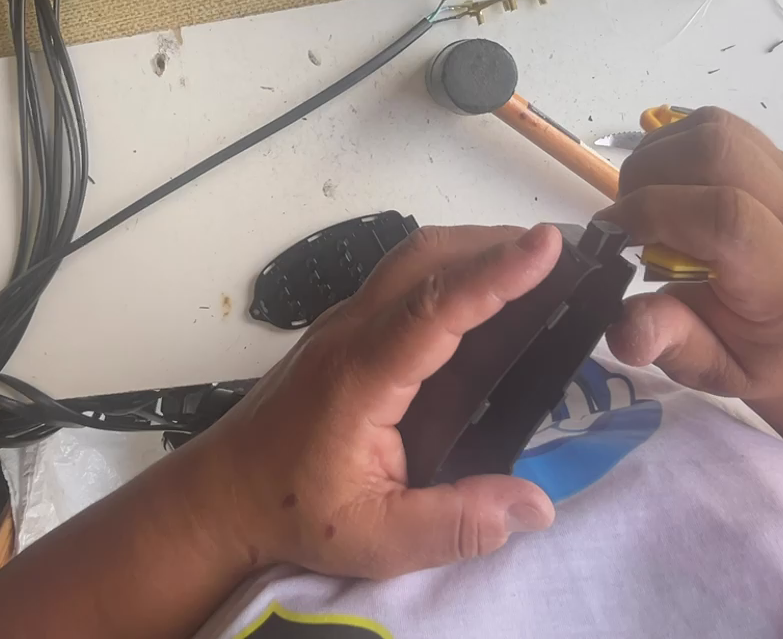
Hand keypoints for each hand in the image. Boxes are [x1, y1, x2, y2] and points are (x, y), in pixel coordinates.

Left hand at [168, 225, 560, 579]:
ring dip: (470, 250)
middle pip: (423, 258)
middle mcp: (352, 331)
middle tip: (557, 255)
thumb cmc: (291, 508)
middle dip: (492, 243)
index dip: (494, 274)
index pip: (435, 307)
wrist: (225, 488)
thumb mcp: (375, 538)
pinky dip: (449, 272)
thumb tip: (537, 505)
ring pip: (411, 261)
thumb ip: (455, 524)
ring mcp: (345, 323)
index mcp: (361, 374)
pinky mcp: (347, 329)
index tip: (545, 244)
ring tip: (532, 267)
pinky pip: (402, 281)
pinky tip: (482, 300)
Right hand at [604, 107, 782, 422]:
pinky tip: (667, 184)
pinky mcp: (778, 161)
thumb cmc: (757, 354)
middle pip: (717, 151)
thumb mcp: (715, 371)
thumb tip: (626, 328)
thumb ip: (672, 345)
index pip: (725, 215)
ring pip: (713, 128)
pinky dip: (674, 143)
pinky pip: (716, 125)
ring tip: (646, 198)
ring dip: (658, 154)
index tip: (613, 235)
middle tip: (629, 215)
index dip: (652, 211)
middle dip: (648, 174)